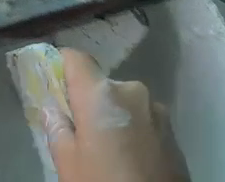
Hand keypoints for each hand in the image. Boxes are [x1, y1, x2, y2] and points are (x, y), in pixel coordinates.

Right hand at [46, 48, 189, 181]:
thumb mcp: (69, 165)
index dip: (62, 66)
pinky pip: (144, 121)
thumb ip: (57, 130)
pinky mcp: (173, 132)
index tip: (55, 85)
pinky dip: (134, 133)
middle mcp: (131, 90)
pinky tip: (132, 161)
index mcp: (100, 93)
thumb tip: (51, 109)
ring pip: (124, 104)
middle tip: (82, 134)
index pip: (76, 59)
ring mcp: (156, 109)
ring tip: (110, 153)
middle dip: (90, 104)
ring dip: (115, 119)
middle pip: (101, 86)